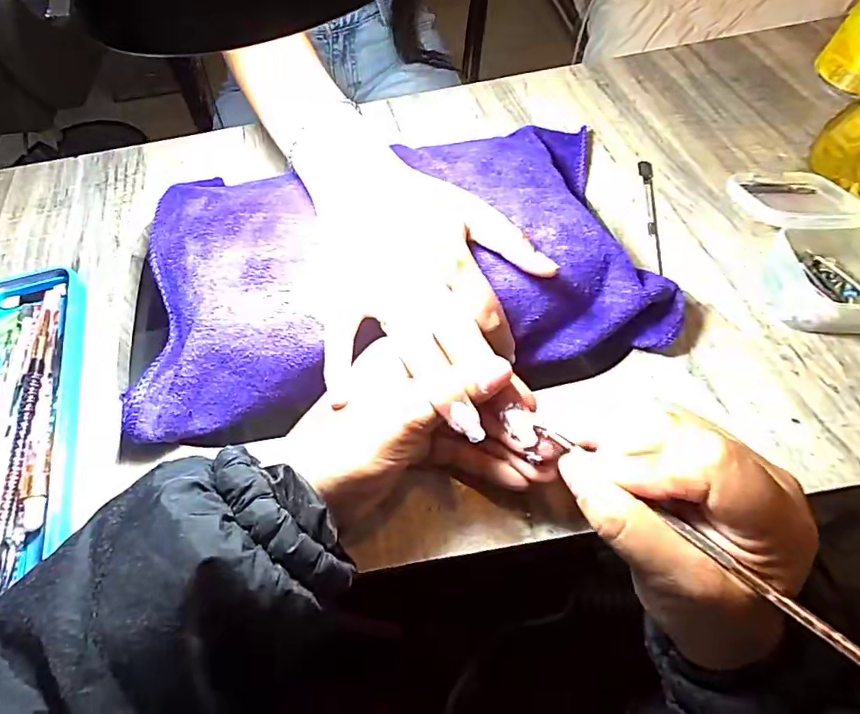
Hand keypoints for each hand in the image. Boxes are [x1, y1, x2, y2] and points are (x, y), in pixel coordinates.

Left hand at [279, 337, 555, 534]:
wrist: (308, 497)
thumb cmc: (346, 447)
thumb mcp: (400, 418)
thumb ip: (449, 391)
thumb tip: (499, 366)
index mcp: (398, 361)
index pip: (460, 365)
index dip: (500, 389)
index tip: (536, 414)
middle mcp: (408, 383)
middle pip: (469, 398)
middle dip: (510, 425)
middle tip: (551, 450)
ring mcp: (411, 416)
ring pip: (468, 427)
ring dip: (504, 448)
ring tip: (545, 471)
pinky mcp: (412, 447)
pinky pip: (457, 451)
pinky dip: (484, 464)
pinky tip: (516, 479)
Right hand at [312, 158, 555, 447]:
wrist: (356, 176)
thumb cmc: (414, 194)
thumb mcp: (468, 209)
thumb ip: (510, 241)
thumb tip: (550, 270)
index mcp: (454, 262)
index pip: (488, 317)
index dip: (506, 350)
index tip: (513, 377)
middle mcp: (421, 284)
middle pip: (460, 344)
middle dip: (486, 387)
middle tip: (509, 429)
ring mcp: (379, 293)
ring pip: (414, 350)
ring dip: (435, 390)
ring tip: (458, 428)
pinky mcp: (344, 294)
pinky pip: (341, 336)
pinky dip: (339, 368)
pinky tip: (344, 401)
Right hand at [556, 408, 817, 670]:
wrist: (721, 617)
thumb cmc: (714, 612)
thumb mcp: (676, 583)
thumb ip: (628, 527)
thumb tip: (577, 470)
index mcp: (771, 513)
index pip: (709, 459)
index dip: (647, 463)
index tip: (607, 485)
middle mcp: (755, 471)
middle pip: (678, 430)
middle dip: (623, 451)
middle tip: (594, 484)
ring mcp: (724, 452)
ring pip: (656, 418)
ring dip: (613, 441)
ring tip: (599, 477)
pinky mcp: (694, 443)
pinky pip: (646, 421)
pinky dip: (614, 438)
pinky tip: (604, 463)